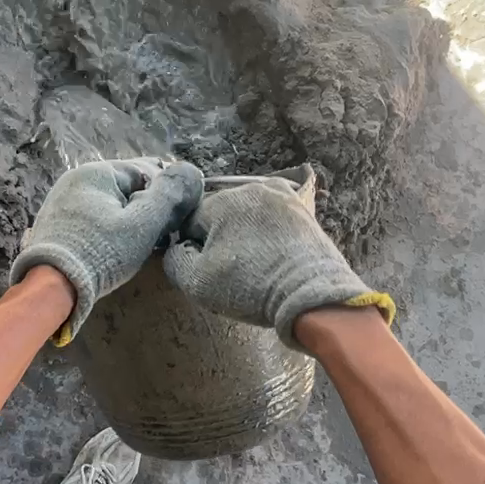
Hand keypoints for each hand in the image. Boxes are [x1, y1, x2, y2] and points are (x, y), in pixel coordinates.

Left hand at [11, 158, 203, 344]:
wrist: (52, 286)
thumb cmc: (101, 253)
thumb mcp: (142, 225)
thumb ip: (168, 196)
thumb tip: (190, 171)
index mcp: (96, 171)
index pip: (144, 171)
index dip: (163, 193)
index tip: (174, 218)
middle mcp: (74, 179)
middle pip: (124, 188)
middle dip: (144, 207)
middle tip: (160, 234)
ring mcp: (61, 201)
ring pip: (108, 204)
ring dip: (127, 219)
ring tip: (140, 243)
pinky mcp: (55, 224)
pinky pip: (91, 218)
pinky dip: (107, 228)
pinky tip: (115, 248)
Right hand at [164, 175, 392, 350]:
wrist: (311, 295)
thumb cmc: (250, 287)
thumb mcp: (196, 282)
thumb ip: (173, 260)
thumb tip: (177, 249)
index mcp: (222, 200)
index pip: (191, 222)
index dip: (193, 248)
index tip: (207, 269)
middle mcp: (252, 188)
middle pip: (221, 214)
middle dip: (220, 238)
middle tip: (232, 269)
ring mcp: (282, 196)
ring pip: (248, 215)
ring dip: (245, 235)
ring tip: (255, 264)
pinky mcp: (303, 211)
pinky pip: (273, 218)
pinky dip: (268, 232)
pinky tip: (272, 255)